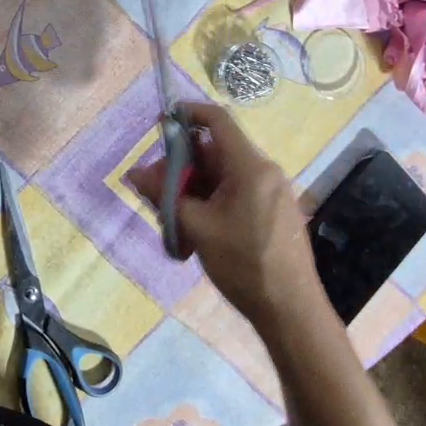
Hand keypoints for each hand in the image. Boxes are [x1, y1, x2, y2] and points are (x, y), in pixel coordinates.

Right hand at [127, 102, 325, 333]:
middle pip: (217, 151)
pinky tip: (197, 230)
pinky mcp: (276, 213)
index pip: (217, 120)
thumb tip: (134, 173)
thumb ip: (165, 195)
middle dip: (183, 164)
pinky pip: (238, 192)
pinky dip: (213, 200)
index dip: (188, 113)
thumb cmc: (243, 264)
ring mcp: (274, 194)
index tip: (162, 122)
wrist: (291, 312)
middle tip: (157, 188)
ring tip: (173, 217)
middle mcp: (266, 172)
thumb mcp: (197, 227)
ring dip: (195, 187)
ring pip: (225, 175)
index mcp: (250, 166)